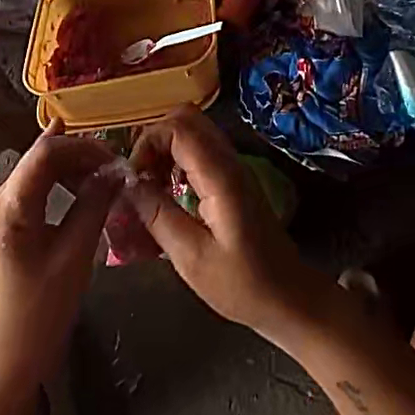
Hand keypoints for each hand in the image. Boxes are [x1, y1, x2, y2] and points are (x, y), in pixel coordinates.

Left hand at [0, 123, 122, 407]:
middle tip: (117, 168)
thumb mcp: (74, 257)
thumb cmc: (37, 315)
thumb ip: (94, 206)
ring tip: (106, 179)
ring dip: (73, 168)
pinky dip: (61, 184)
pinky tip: (82, 189)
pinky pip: (34, 191)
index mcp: (9, 210)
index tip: (117, 159)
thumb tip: (115, 172)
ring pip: (38, 172)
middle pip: (40, 158)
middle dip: (81, 155)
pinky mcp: (3, 230)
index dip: (85, 147)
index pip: (46, 152)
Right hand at [123, 106, 327, 342]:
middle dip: (154, 140)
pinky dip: (177, 162)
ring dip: (164, 151)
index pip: (180, 128)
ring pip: (194, 133)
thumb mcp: (191, 257)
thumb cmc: (241, 283)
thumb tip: (128, 184)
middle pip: (188, 119)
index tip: (132, 178)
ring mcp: (234, 169)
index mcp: (221, 177)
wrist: (286, 295)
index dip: (148, 143)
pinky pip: (201, 152)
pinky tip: (167, 195)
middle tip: (138, 178)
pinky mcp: (233, 180)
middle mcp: (230, 162)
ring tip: (148, 189)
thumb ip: (157, 216)